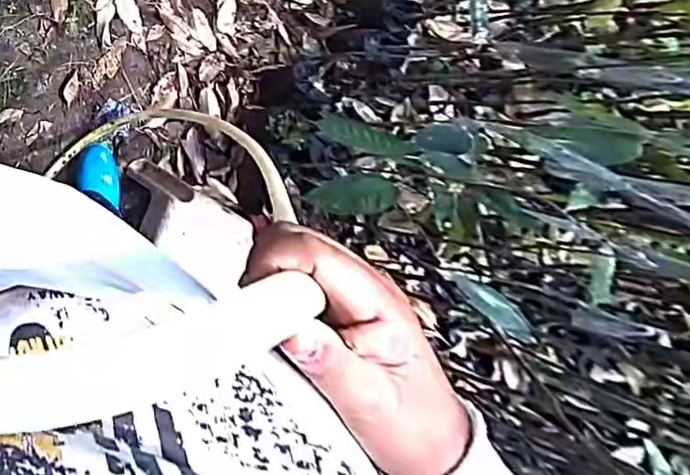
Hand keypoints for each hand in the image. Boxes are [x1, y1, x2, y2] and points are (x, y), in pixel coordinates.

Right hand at [243, 223, 470, 474]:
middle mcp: (361, 282)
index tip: (253, 304)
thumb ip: (327, 363)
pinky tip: (269, 314)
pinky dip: (271, 287)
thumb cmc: (414, 431)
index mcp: (377, 297)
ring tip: (265, 323)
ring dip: (267, 279)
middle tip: (254, 314)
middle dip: (264, 268)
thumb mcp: (371, 405)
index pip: (310, 250)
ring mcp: (346, 288)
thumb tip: (289, 326)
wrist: (436, 450)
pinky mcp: (332, 300)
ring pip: (288, 249)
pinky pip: (291, 272)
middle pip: (294, 239)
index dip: (272, 267)